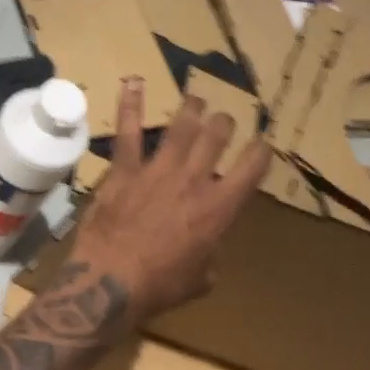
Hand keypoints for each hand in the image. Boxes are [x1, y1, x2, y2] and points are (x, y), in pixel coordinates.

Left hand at [66, 78, 272, 320]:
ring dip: (192, 109)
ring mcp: (157, 171)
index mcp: (220, 208)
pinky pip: (127, 133)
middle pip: (217, 136)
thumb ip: (210, 255)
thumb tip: (206, 248)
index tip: (260, 146)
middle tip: (222, 123)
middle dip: (224, 125)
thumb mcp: (201, 279)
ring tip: (196, 100)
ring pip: (181, 127)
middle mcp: (194, 180)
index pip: (253, 165)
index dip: (260, 151)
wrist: (110, 283)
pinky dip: (130, 105)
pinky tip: (133, 82)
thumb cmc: (159, 288)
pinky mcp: (122, 172)